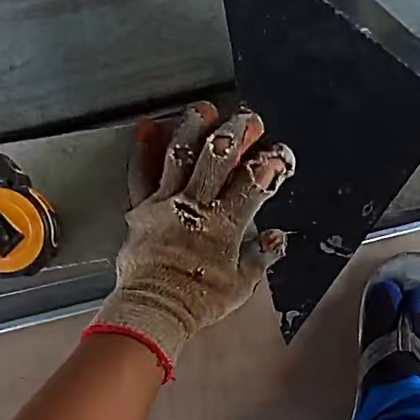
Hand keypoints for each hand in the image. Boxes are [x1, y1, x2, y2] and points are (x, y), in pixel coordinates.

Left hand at [92, 103, 295, 374]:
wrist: (154, 309)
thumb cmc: (197, 301)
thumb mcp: (241, 285)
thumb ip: (261, 257)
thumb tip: (278, 238)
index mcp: (225, 225)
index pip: (253, 184)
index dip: (270, 164)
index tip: (278, 155)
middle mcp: (195, 207)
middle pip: (218, 157)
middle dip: (237, 132)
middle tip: (248, 120)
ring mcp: (165, 204)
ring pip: (179, 155)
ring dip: (193, 128)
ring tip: (204, 109)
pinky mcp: (141, 209)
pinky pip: (141, 175)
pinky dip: (144, 150)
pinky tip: (148, 128)